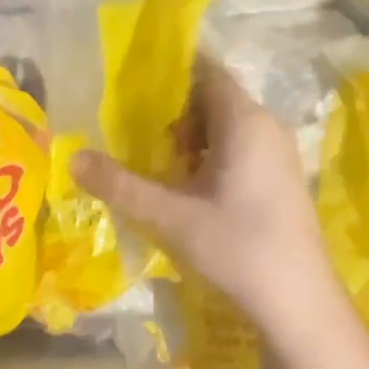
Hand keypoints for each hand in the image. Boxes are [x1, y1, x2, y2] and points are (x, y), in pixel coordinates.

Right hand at [70, 59, 329, 321]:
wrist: (295, 298)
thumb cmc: (235, 247)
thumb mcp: (170, 217)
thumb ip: (121, 186)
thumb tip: (73, 158)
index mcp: (244, 120)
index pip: (205, 70)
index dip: (167, 73)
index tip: (129, 85)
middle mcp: (266, 126)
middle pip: (212, 100)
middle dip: (170, 112)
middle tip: (128, 132)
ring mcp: (276, 154)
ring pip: (224, 129)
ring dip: (187, 140)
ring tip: (149, 164)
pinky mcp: (279, 180)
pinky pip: (237, 152)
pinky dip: (206, 159)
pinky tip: (183, 191)